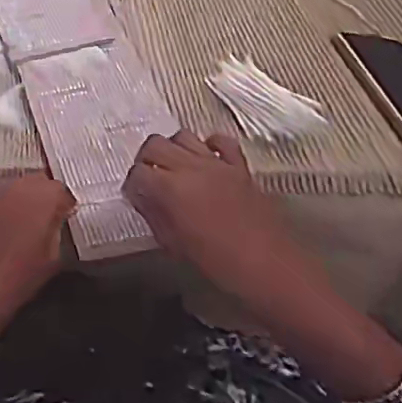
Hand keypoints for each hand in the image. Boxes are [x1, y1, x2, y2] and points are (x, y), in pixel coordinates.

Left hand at [0, 175, 73, 333]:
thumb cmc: (23, 274)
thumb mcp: (55, 254)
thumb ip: (58, 225)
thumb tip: (58, 214)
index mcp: (44, 198)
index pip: (61, 189)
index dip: (64, 204)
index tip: (64, 217)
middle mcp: (19, 186)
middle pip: (38, 181)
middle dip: (44, 196)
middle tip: (44, 217)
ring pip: (16, 185)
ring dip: (22, 197)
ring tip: (21, 219)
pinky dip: (2, 202)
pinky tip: (1, 222)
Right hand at [124, 132, 295, 295]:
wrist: (269, 267)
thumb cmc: (216, 262)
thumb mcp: (173, 243)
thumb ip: (153, 214)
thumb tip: (142, 197)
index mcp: (170, 188)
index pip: (138, 172)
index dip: (132, 184)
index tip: (135, 196)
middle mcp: (190, 168)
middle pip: (154, 144)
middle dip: (145, 160)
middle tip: (149, 179)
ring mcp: (217, 164)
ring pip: (182, 136)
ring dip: (172, 149)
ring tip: (173, 168)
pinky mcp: (239, 167)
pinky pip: (220, 141)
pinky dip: (208, 145)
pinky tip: (205, 160)